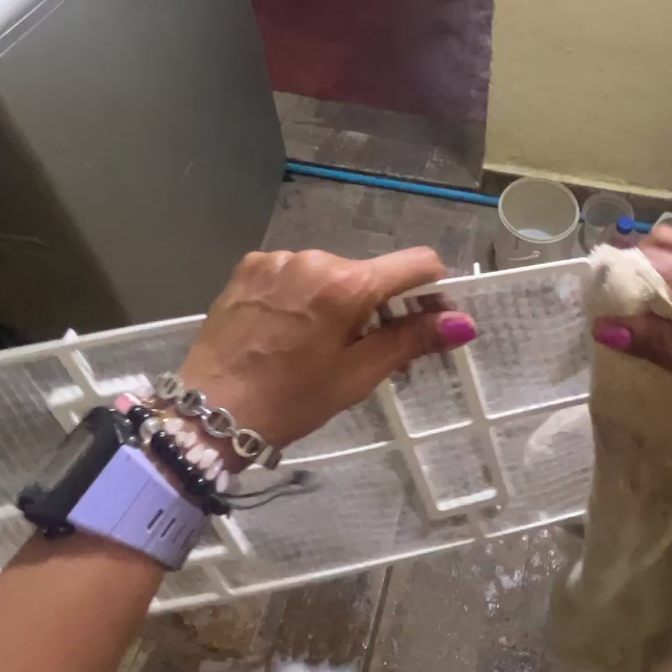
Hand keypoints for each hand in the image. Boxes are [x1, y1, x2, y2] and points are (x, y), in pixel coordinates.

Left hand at [177, 247, 475, 457]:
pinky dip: (303, 294)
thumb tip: (464, 324)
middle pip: (370, 272)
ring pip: (331, 273)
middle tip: (367, 350)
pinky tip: (287, 328)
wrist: (207, 413)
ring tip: (318, 344)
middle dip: (379, 304)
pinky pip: (295, 272)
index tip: (428, 319)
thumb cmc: (291, 401)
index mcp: (346, 284)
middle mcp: (315, 258)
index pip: (417, 263)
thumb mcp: (357, 375)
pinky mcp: (251, 265)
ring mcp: (278, 258)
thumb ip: (411, 340)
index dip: (433, 289)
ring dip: (339, 300)